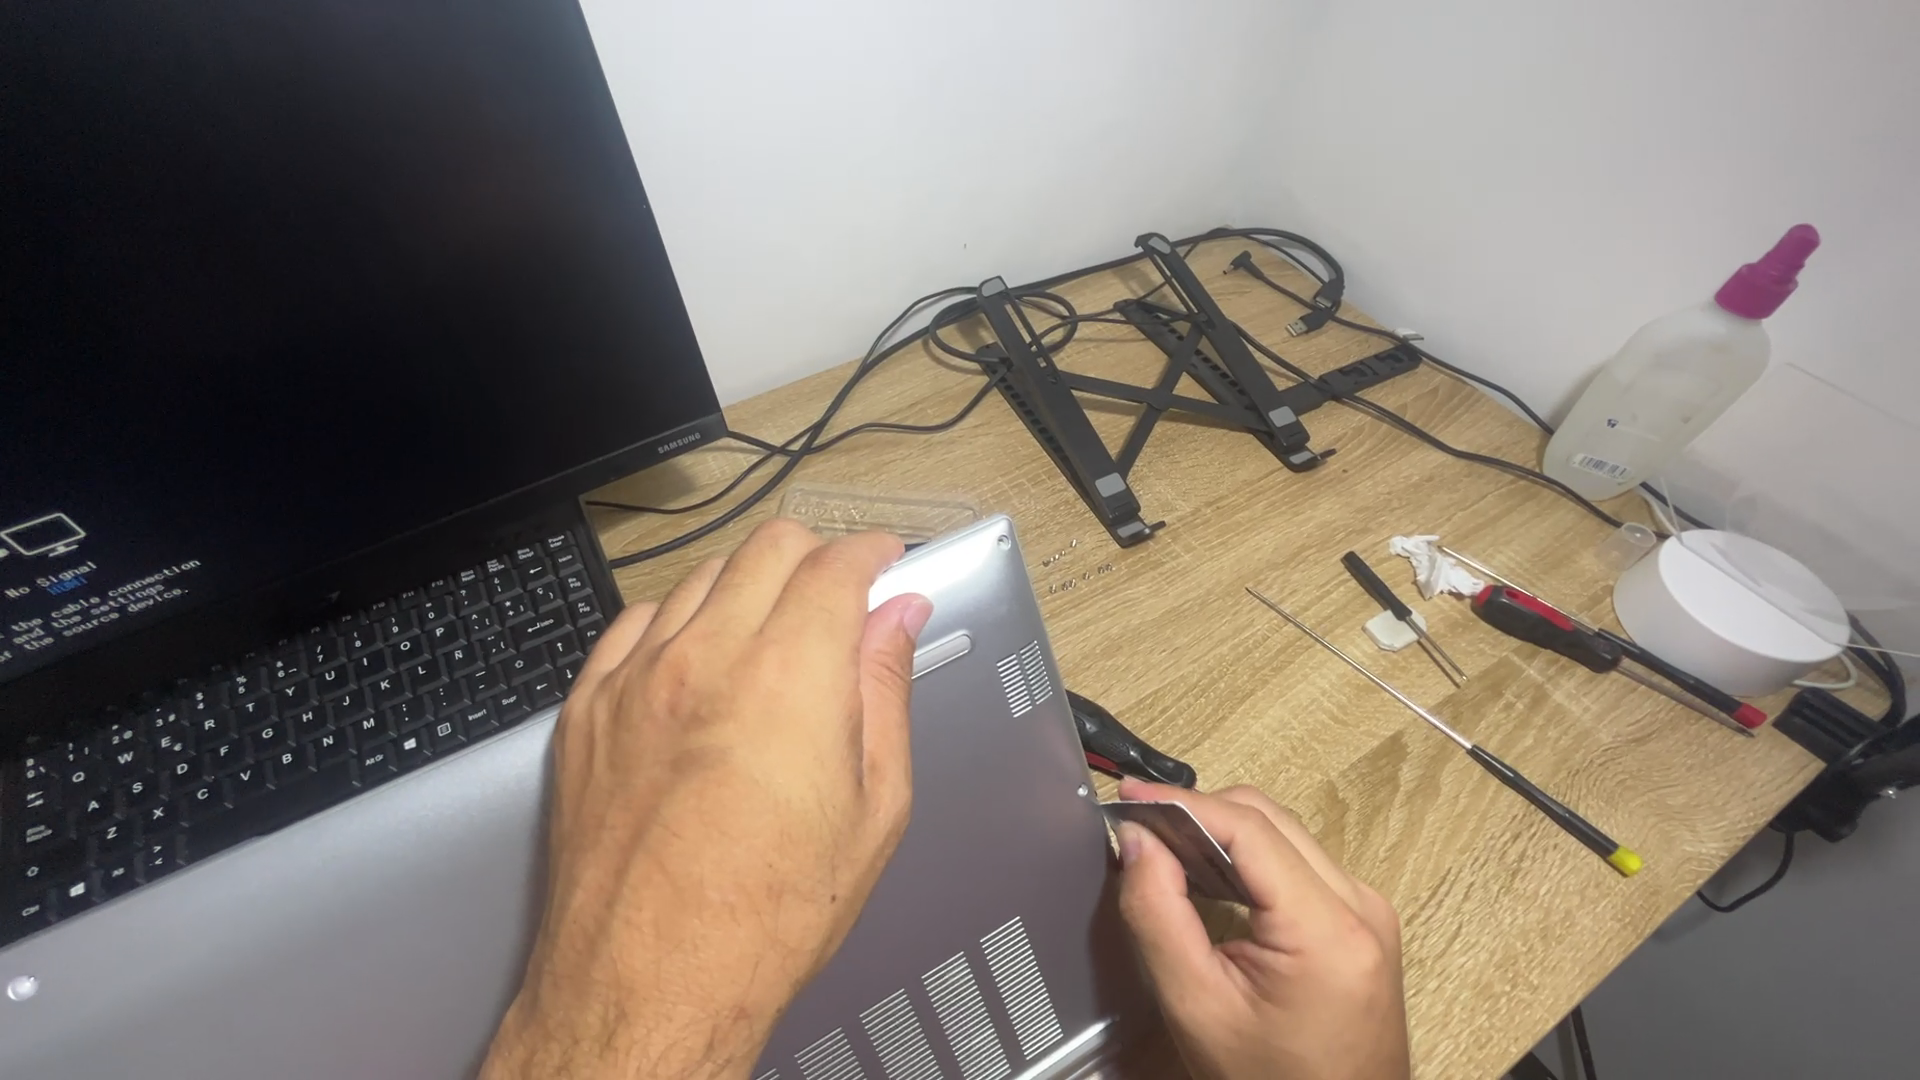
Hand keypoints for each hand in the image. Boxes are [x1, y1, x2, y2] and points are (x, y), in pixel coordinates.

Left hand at [479, 520, 932, 1079]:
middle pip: (770, 547)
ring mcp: (637, 677)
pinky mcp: (588, 707)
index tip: (884, 560)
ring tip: (775, 625)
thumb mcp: (873, 806)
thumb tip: (901, 620)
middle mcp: (708, 658)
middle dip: (817, 552)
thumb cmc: (768, 914)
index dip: (872, 551)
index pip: (837, 565)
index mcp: (790, 678)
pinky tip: (701, 652)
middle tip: (838, 589)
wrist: (645, 989)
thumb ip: (887, 690)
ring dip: (751, 580)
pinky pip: (639, 619)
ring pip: (705, 572)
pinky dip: (684, 616)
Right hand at [1114, 778, 1409, 1079]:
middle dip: (1197, 811)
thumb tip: (1137, 837)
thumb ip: (1158, 913)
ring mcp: (1366, 910)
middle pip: (1267, 820)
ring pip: (1280, 831)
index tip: (1127, 797)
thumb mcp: (1195, 1006)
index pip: (1248, 829)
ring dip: (1219, 827)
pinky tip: (1205, 867)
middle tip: (1139, 825)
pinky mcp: (1358, 918)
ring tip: (1164, 844)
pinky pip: (1293, 856)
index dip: (1182, 802)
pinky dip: (1243, 850)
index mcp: (1329, 930)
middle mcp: (1360, 905)